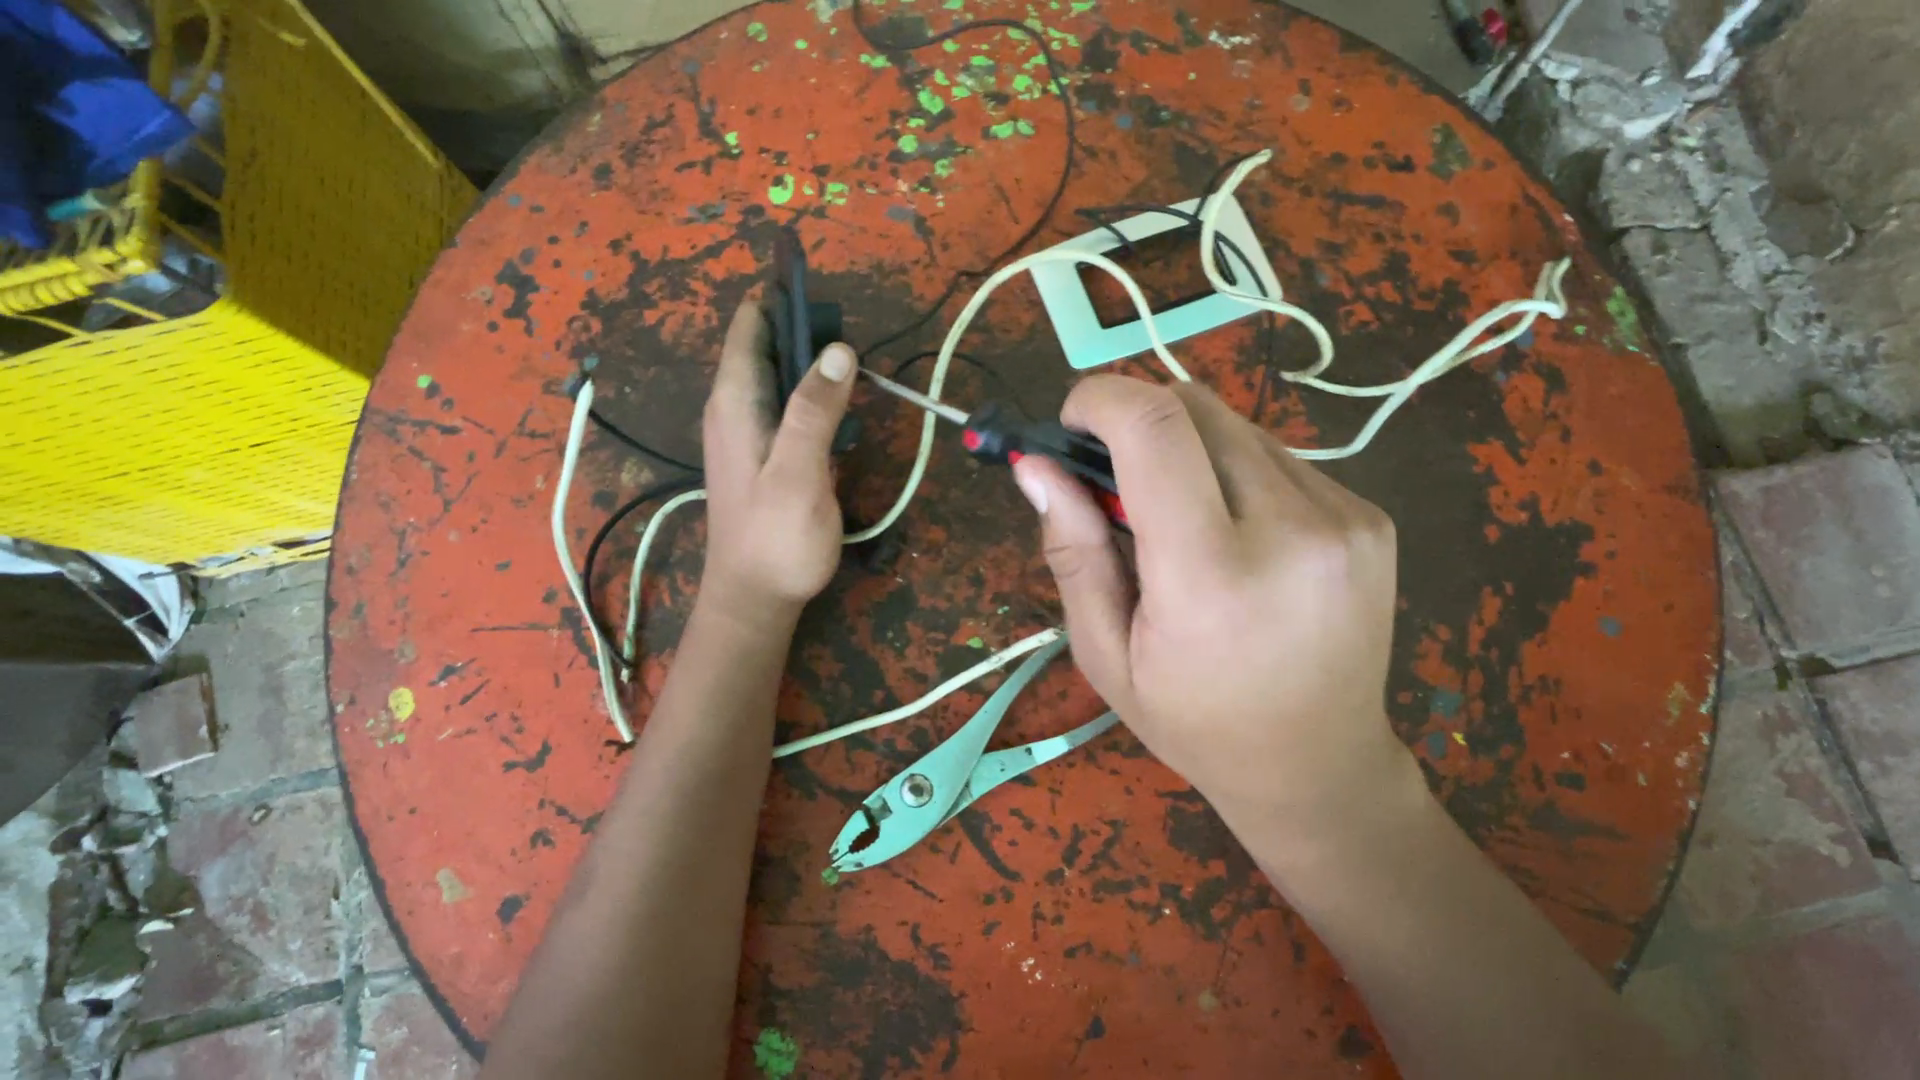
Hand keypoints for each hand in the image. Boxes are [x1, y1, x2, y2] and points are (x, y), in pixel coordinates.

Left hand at [699, 294, 857, 623]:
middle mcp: (734, 408)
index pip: (749, 327)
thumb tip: (838, 349)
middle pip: (765, 346)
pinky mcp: (763, 454)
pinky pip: (785, 405)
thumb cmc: (775, 538)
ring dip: (812, 363)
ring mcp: (746, 431)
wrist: (755, 599)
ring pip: (778, 376)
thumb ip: (815, 411)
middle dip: (804, 330)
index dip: (780, 299)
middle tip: (852, 337)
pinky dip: (811, 394)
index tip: (822, 290)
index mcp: (735, 402)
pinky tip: (841, 409)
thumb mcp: (799, 472)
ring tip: (854, 365)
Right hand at [1011, 375, 1412, 834]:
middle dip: (1140, 423)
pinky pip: (1281, 458)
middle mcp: (1291, 529)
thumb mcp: (1105, 653)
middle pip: (1197, 409)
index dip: (1101, 400)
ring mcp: (1343, 518)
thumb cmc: (1193, 721)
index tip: (1071, 421)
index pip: (1154, 429)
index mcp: (1211, 575)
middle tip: (1115, 479)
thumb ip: (1072, 551)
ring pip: (1238, 428)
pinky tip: (1238, 536)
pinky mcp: (1370, 517)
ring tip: (1182, 521)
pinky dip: (1238, 474)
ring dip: (1191, 450)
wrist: (1318, 766)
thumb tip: (1038, 466)